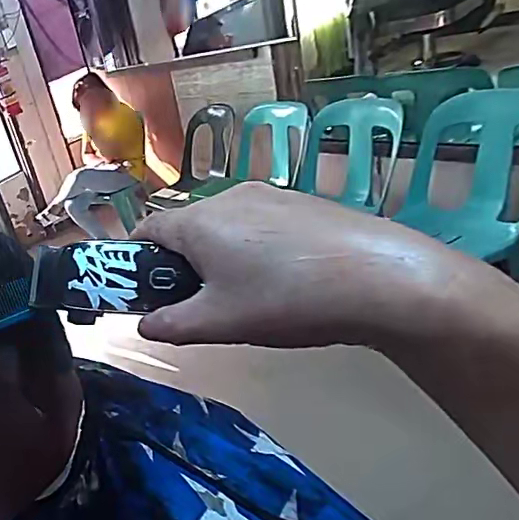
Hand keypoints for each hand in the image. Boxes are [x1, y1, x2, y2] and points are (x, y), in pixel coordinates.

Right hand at [132, 182, 512, 349]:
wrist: (382, 276)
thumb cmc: (286, 299)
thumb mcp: (220, 323)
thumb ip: (173, 324)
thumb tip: (144, 325)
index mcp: (198, 222)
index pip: (147, 229)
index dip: (136, 260)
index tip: (147, 291)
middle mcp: (228, 197)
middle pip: (187, 228)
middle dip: (183, 263)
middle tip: (203, 304)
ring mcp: (269, 194)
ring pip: (225, 225)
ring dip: (220, 256)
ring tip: (251, 296)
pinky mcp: (301, 201)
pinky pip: (260, 222)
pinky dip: (255, 248)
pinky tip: (287, 279)